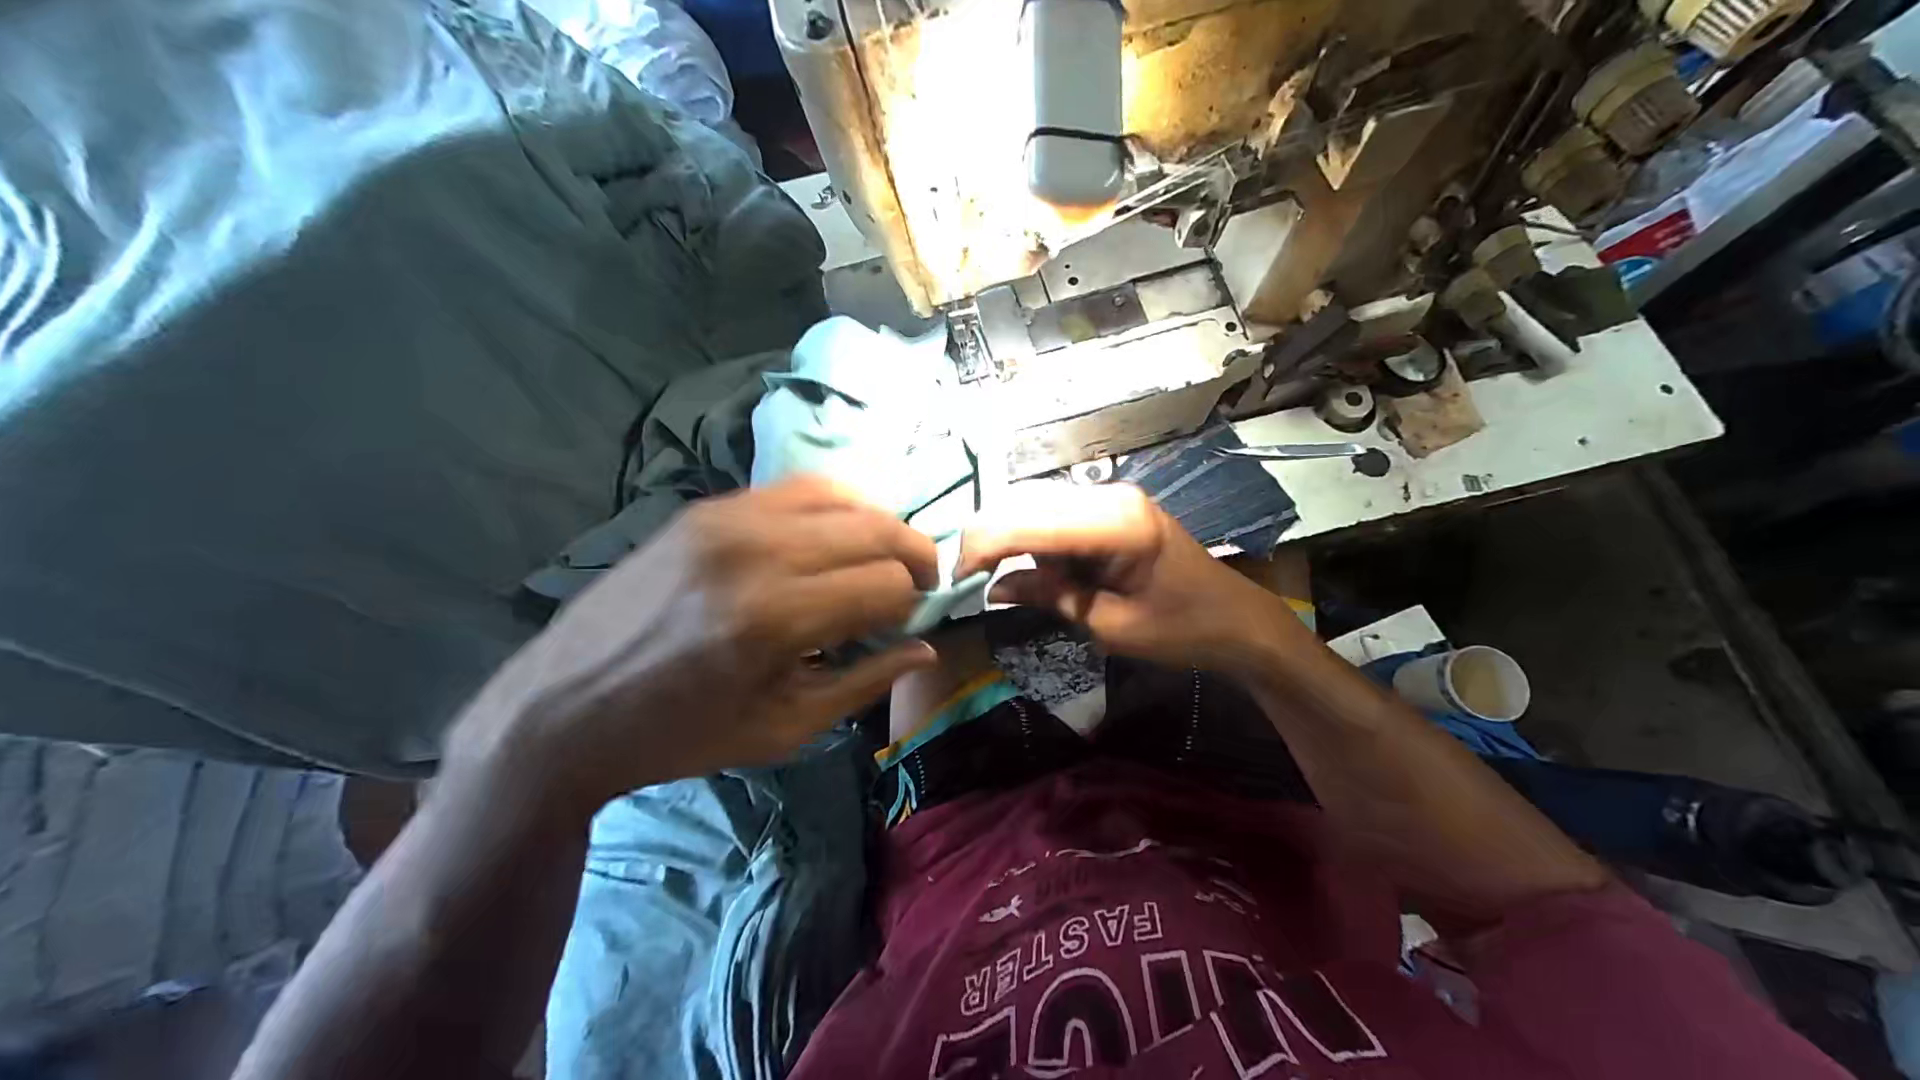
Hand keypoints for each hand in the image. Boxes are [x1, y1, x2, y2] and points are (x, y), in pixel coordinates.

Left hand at [444, 476, 938, 821]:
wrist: (561, 709)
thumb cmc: (676, 736)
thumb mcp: (781, 730)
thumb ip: (863, 683)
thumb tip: (924, 646)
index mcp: (775, 620)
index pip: (886, 584)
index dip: (912, 605)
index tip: (906, 626)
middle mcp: (756, 552)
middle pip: (874, 527)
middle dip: (912, 555)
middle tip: (916, 585)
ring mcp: (726, 519)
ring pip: (840, 494)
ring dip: (877, 524)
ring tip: (881, 557)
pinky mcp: (704, 509)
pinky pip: (793, 488)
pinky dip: (831, 507)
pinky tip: (832, 538)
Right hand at [957, 483, 1289, 671]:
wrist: (1237, 620)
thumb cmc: (1181, 629)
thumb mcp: (1109, 625)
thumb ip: (1049, 596)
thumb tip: (993, 589)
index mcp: (1117, 523)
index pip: (1032, 523)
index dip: (986, 545)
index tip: (957, 578)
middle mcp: (1110, 496)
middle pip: (1027, 503)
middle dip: (990, 537)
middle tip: (966, 577)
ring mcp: (1112, 497)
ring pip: (1036, 505)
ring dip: (1010, 536)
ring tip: (994, 575)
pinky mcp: (1111, 507)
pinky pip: (1056, 514)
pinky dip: (1033, 537)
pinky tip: (1029, 565)